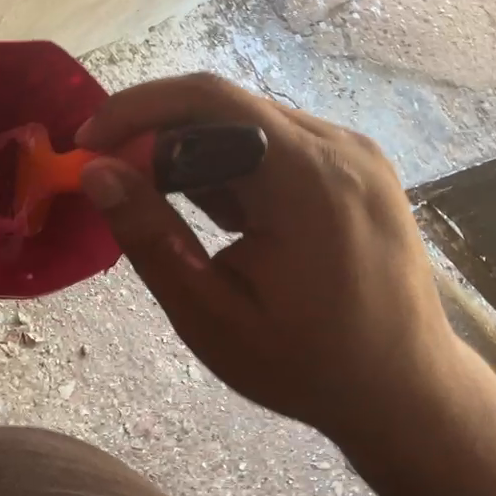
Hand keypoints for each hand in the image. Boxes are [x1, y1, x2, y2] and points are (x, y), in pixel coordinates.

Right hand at [75, 74, 462, 450]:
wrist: (409, 396)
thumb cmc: (306, 364)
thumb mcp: (209, 313)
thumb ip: (149, 236)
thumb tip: (95, 172)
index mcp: (309, 179)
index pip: (206, 100)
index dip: (134, 110)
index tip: (86, 147)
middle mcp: (338, 146)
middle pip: (221, 105)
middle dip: (154, 134)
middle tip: (114, 181)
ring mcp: (352, 152)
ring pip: (242, 120)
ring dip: (190, 151)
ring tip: (170, 210)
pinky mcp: (354, 165)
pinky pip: (270, 139)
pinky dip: (226, 162)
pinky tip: (223, 215)